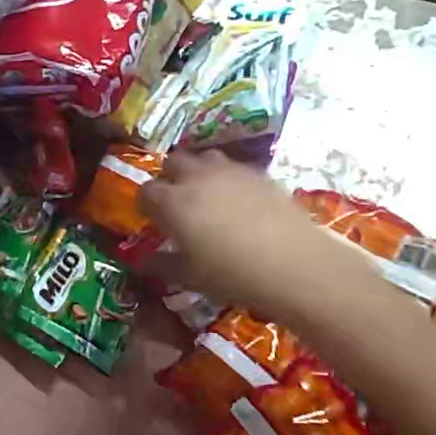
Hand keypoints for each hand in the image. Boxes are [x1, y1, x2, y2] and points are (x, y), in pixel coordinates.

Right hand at [139, 151, 375, 317]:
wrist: (294, 263)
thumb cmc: (230, 274)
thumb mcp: (188, 277)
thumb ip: (160, 265)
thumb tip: (142, 261)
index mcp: (171, 202)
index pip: (146, 191)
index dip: (145, 204)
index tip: (151, 220)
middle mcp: (196, 177)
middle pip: (173, 162)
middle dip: (169, 178)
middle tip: (175, 203)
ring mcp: (230, 171)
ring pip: (204, 158)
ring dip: (198, 171)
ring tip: (205, 195)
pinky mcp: (259, 174)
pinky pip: (234, 168)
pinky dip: (227, 178)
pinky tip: (237, 202)